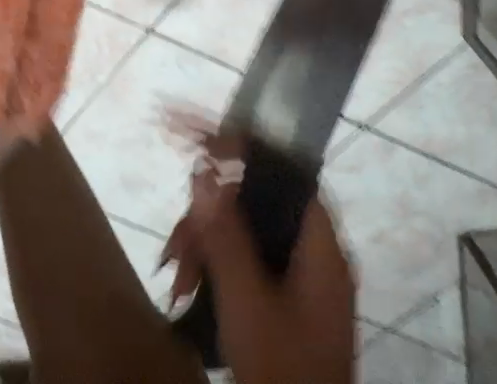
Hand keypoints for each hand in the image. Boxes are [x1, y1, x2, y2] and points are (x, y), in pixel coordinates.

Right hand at [163, 133, 356, 383]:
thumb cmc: (282, 364)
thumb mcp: (246, 298)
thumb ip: (225, 233)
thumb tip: (204, 170)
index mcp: (320, 248)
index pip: (285, 172)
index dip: (243, 147)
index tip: (197, 136)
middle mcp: (314, 255)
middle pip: (254, 204)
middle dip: (207, 218)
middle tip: (176, 245)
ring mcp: (300, 278)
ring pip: (243, 233)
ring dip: (202, 246)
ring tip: (178, 278)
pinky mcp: (285, 299)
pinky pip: (244, 261)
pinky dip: (212, 266)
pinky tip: (188, 289)